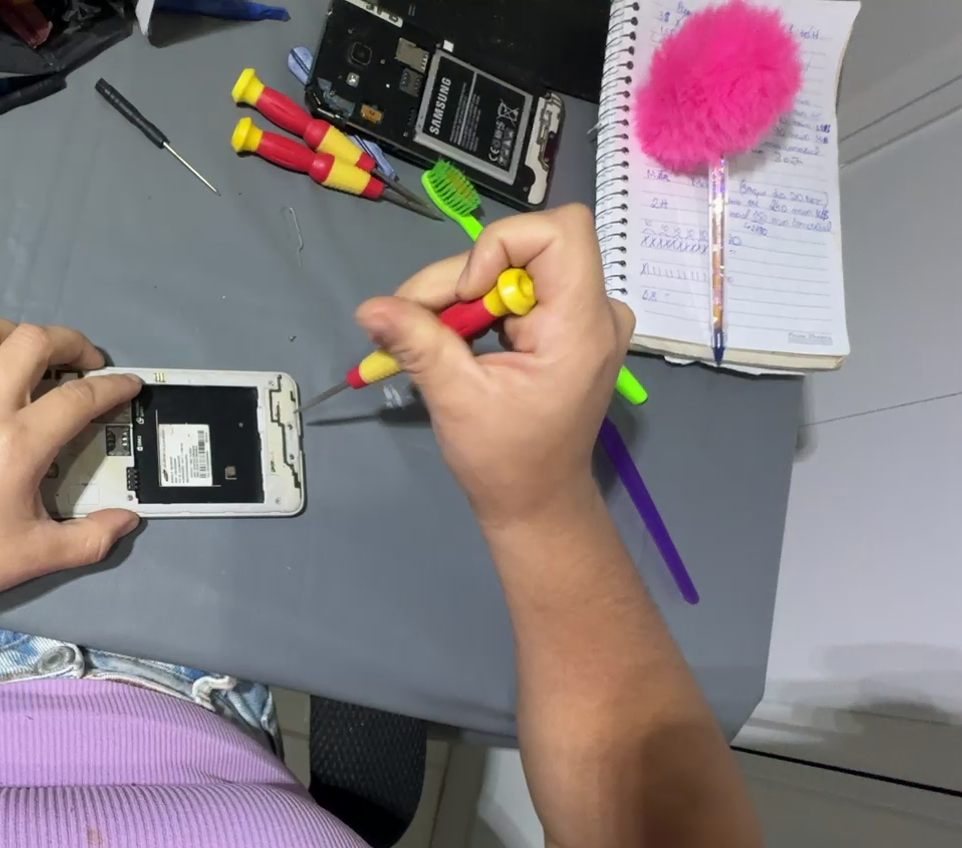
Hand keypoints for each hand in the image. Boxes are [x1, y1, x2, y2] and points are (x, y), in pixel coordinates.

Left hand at [0, 312, 142, 620]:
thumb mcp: (37, 557)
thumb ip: (92, 538)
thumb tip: (129, 520)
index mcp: (18, 444)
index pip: (79, 397)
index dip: (113, 386)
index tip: (129, 385)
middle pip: (31, 342)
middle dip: (68, 341)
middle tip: (83, 362)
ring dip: (7, 330)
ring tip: (22, 352)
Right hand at [355, 205, 635, 529]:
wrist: (534, 500)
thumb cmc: (503, 460)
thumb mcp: (455, 399)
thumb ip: (417, 344)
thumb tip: (368, 309)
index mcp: (580, 324)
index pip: (556, 232)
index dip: (497, 248)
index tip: (460, 299)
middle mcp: (593, 309)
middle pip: (522, 251)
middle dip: (458, 282)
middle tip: (410, 324)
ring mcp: (580, 318)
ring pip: (511, 270)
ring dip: (458, 299)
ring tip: (424, 340)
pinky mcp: (562, 329)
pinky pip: (512, 294)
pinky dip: (473, 312)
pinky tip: (449, 343)